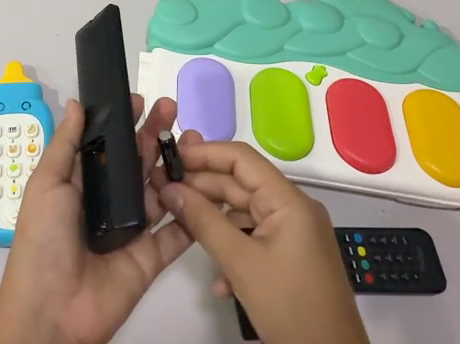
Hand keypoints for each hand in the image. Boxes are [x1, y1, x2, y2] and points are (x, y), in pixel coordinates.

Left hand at [0, 95, 191, 343]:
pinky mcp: (152, 257)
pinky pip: (178, 232)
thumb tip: (77, 104)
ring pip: (162, 190)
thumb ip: (66, 144)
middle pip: (138, 162)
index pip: (108, 146)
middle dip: (154, 135)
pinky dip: (192, 211)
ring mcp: (133, 229)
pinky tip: (204, 184)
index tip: (141, 100)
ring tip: (192, 140)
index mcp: (82, 183)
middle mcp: (109, 202)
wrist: (52, 309)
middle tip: (172, 109)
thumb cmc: (42, 240)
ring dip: (176, 165)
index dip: (125, 123)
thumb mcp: (46, 185)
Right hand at [160, 136, 369, 343]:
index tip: (171, 157)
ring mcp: (294, 234)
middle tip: (164, 191)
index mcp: (289, 201)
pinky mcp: (292, 257)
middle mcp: (294, 209)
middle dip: (203, 188)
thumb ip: (203, 221)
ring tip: (181, 228)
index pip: (241, 158)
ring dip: (214, 222)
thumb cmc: (290, 308)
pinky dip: (233, 248)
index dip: (204, 153)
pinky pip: (255, 238)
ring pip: (245, 213)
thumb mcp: (240, 263)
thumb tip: (169, 188)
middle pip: (241, 184)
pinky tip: (217, 280)